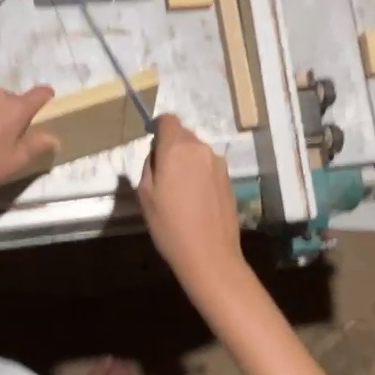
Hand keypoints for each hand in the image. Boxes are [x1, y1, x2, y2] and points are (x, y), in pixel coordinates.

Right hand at [138, 115, 245, 283]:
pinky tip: (195, 199)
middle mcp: (201, 149)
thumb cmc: (170, 226)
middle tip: (162, 174)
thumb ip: (149, 165)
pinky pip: (208, 167)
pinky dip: (199, 174)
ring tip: (179, 191)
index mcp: (178, 148)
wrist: (210, 254)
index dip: (158, 128)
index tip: (152, 144)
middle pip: (183, 135)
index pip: (168, 120)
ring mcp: (219, 164)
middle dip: (172, 147)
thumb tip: (157, 153)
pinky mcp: (229, 179)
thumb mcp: (145, 195)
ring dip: (186, 162)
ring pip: (197, 152)